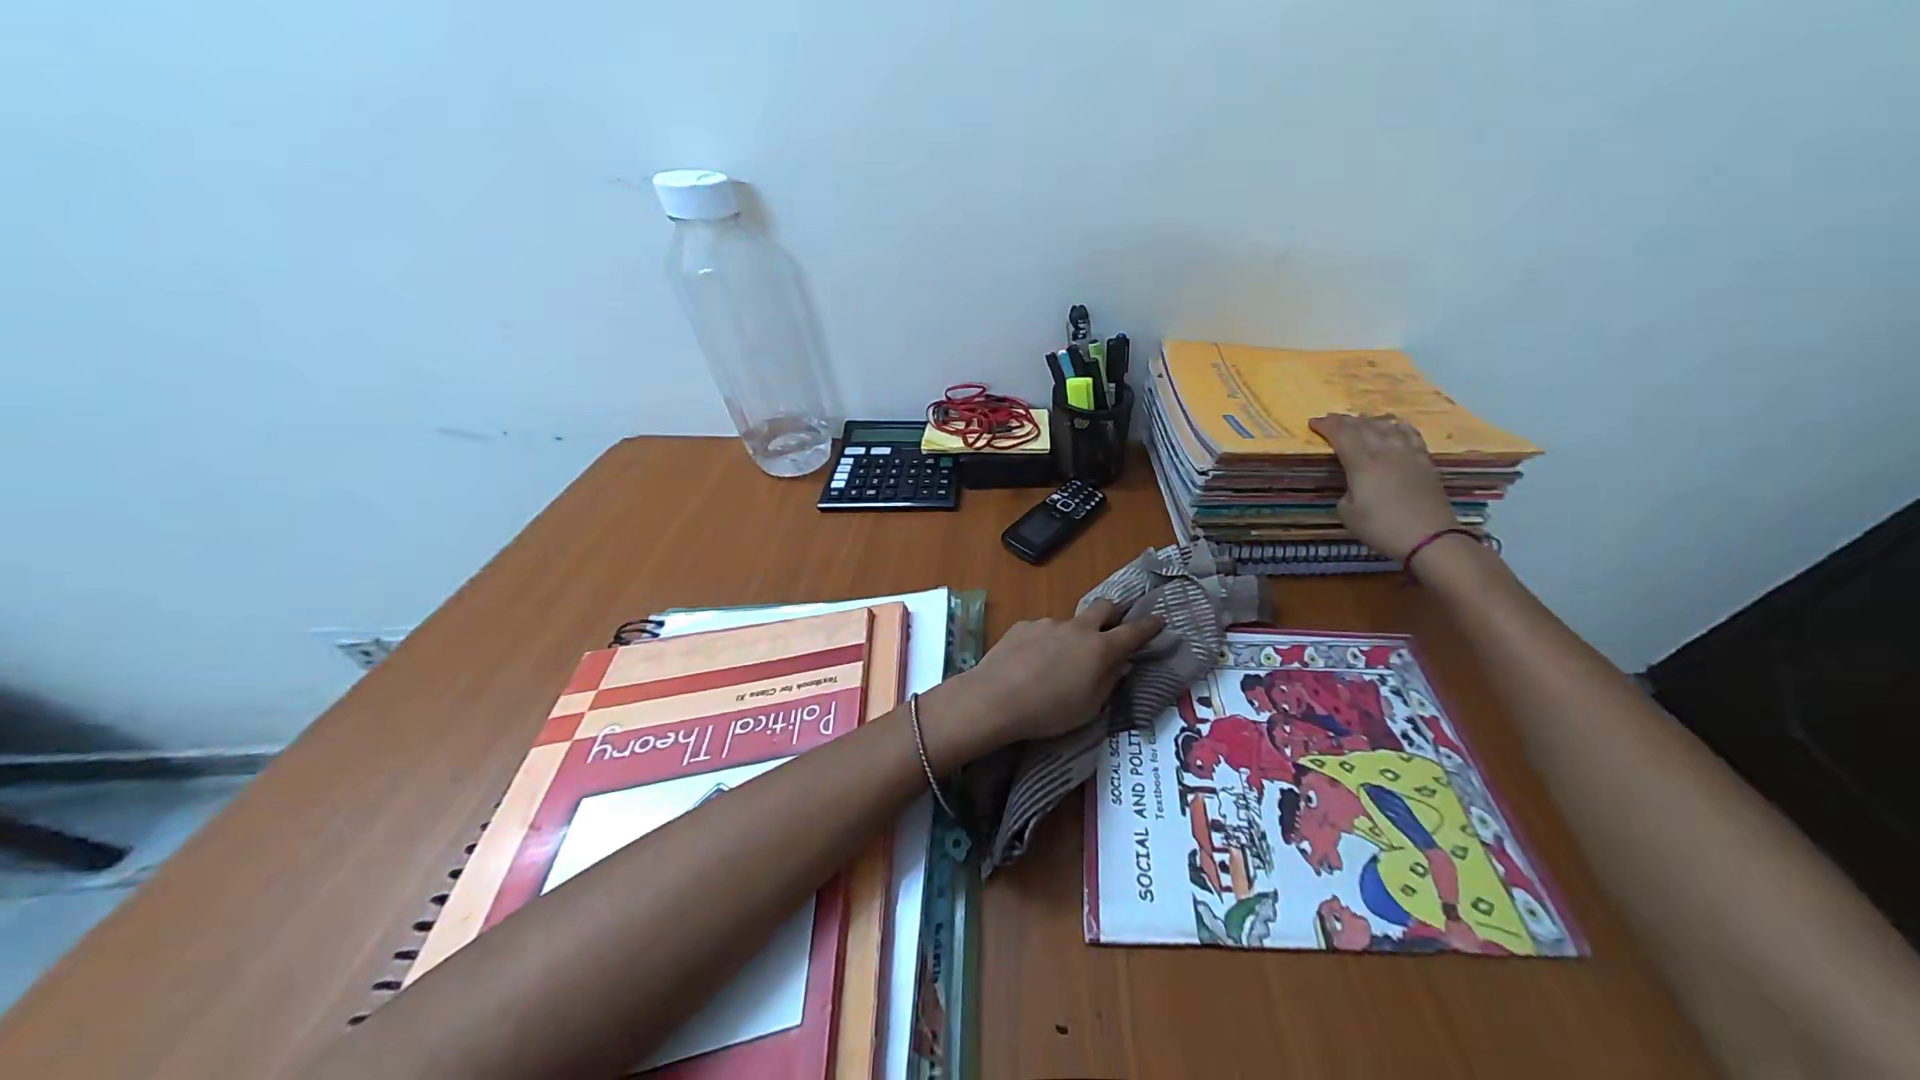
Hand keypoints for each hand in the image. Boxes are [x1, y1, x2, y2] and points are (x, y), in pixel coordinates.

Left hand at [934, 601, 1163, 756]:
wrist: (995, 698)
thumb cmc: (1049, 712)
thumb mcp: (1089, 707)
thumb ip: (1109, 681)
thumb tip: (1122, 664)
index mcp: (1100, 649)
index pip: (1133, 632)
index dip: (1149, 625)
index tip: (1158, 619)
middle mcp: (1078, 628)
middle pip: (1104, 606)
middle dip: (1113, 613)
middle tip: (1112, 628)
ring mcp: (1048, 623)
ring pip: (1069, 622)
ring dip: (1072, 635)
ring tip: (1058, 662)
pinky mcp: (1023, 625)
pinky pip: (1042, 630)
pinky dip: (1045, 642)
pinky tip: (1031, 663)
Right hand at [1308, 413, 1458, 559]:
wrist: (1429, 537)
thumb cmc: (1381, 527)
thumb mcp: (1347, 512)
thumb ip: (1346, 489)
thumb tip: (1354, 482)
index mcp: (1362, 463)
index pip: (1341, 435)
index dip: (1326, 426)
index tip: (1313, 422)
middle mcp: (1385, 451)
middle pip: (1362, 426)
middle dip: (1344, 420)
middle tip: (1331, 419)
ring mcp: (1408, 453)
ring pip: (1386, 426)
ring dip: (1369, 420)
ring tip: (1359, 420)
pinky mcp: (1424, 461)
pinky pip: (1409, 434)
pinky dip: (1397, 426)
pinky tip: (1394, 425)